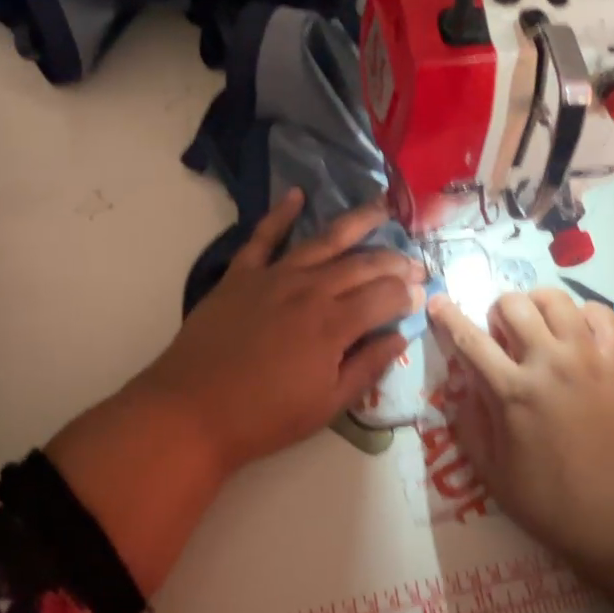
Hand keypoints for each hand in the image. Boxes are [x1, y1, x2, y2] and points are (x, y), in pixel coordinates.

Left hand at [48, 190, 423, 593]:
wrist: (191, 411)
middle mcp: (310, 289)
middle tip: (414, 260)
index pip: (384, 296)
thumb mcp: (326, 405)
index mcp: (334, 324)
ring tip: (381, 208)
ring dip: (357, 222)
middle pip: (363, 264)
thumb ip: (368, 367)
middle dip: (394, 260)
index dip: (407, 292)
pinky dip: (281, 213)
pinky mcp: (241, 274)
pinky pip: (264, 236)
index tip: (422, 292)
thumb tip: (400, 336)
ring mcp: (274, 276)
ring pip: (324, 240)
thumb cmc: (264, 417)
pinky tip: (297, 194)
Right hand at [427, 289, 613, 612]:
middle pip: (512, 304)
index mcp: (513, 392)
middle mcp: (549, 362)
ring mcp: (588, 356)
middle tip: (502, 339)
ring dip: (537, 307)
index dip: (448, 317)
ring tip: (538, 329)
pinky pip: (600, 313)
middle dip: (497, 314)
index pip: (470, 340)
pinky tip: (577, 334)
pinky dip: (583, 315)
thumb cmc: (558, 506)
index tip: (437, 302)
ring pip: (555, 299)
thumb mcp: (496, 477)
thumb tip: (463, 385)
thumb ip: (471, 424)